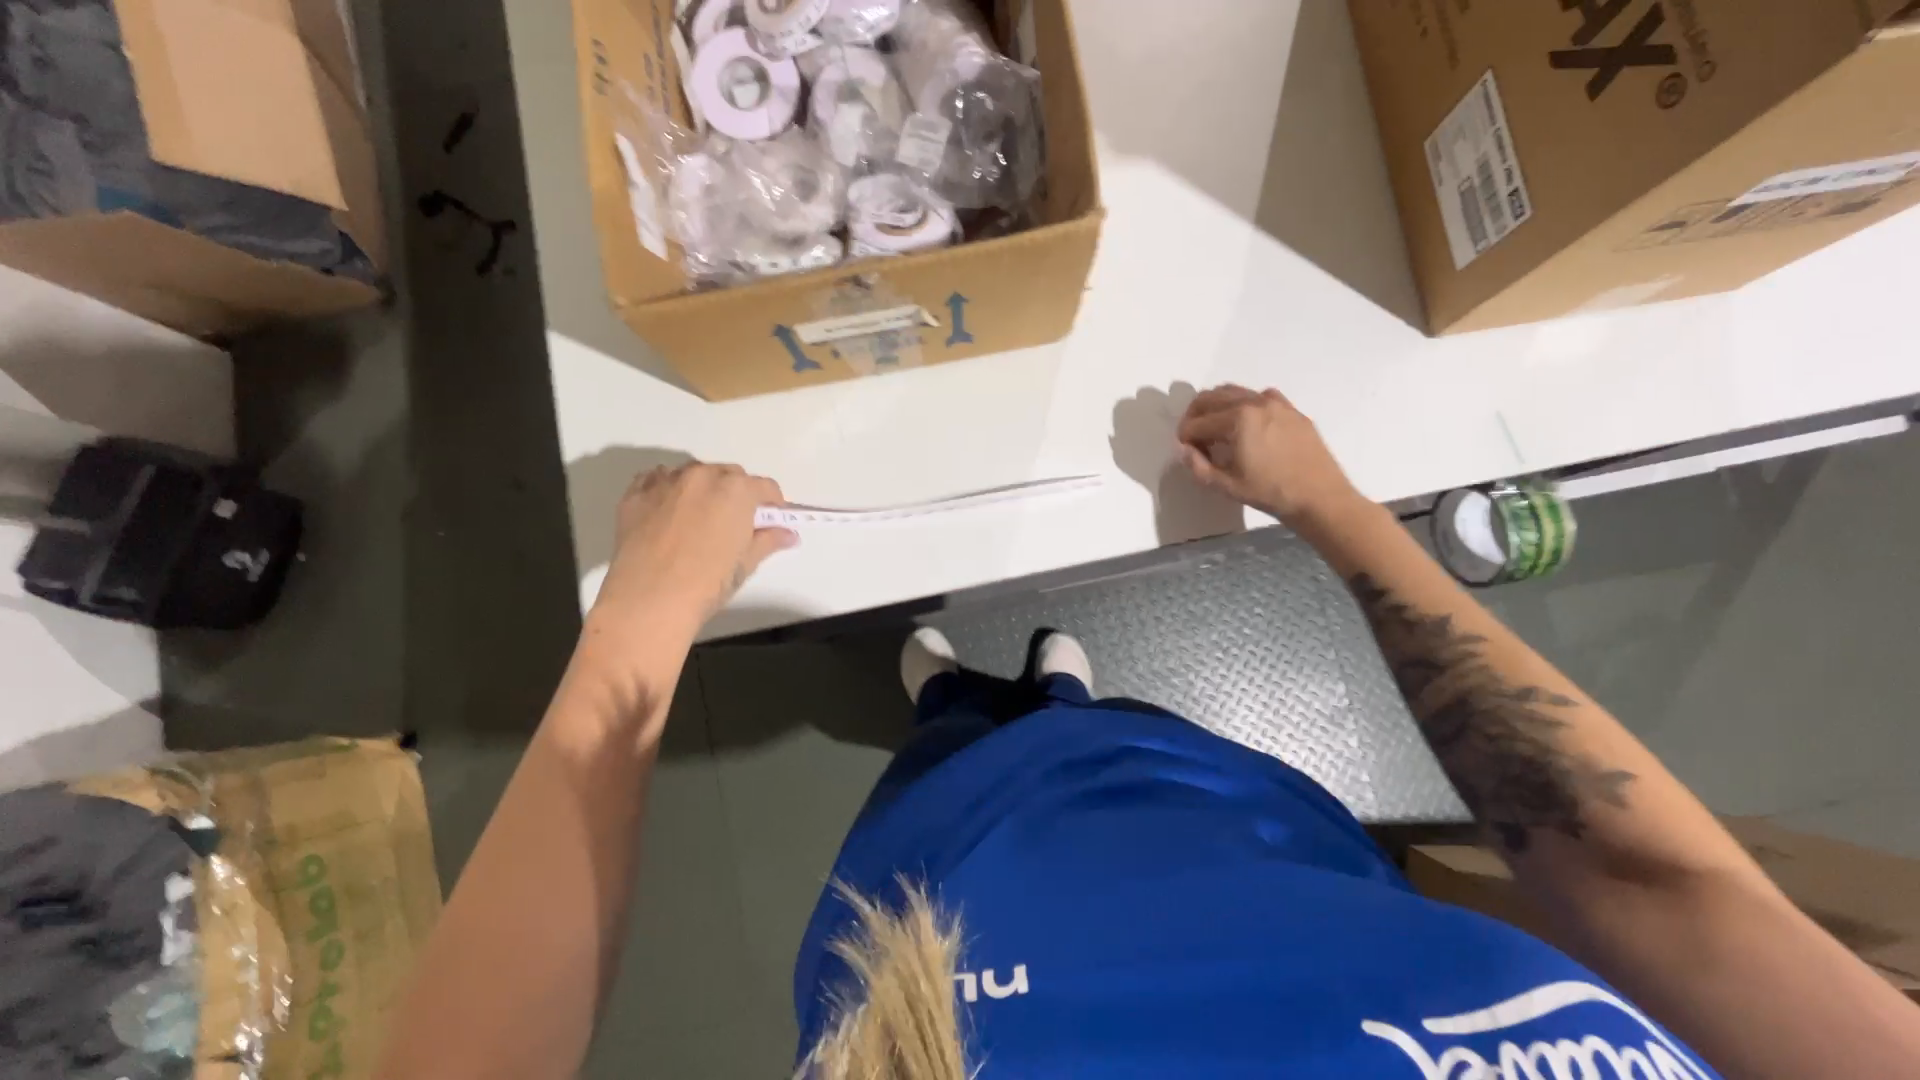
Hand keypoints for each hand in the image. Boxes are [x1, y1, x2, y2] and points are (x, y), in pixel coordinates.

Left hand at [591, 463, 796, 635]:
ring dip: (701, 490)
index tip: (768, 523)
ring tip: (696, 521)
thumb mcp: (744, 564)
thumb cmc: (706, 583)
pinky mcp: (635, 493)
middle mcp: (702, 475)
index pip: (765, 487)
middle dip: (736, 494)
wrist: (647, 599)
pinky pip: (658, 480)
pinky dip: (668, 491)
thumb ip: (768, 541)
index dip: (771, 506)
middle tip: (732, 525)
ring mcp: (666, 480)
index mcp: (736, 490)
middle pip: (729, 475)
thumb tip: (787, 534)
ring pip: (693, 474)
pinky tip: (667, 516)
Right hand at [1176, 385, 1367, 528]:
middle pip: (1211, 398)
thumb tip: (1184, 449)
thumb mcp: (1226, 486)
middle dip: (1195, 415)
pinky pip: (1260, 396)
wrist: (1319, 496)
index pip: (1197, 422)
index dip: (1185, 437)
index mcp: (1237, 419)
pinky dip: (1245, 404)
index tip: (1186, 452)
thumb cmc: (1270, 493)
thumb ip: (1198, 466)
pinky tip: (1248, 424)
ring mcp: (1276, 402)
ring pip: (1234, 392)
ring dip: (1217, 407)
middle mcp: (1255, 402)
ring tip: (1216, 429)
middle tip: (1193, 437)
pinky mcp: (1291, 409)